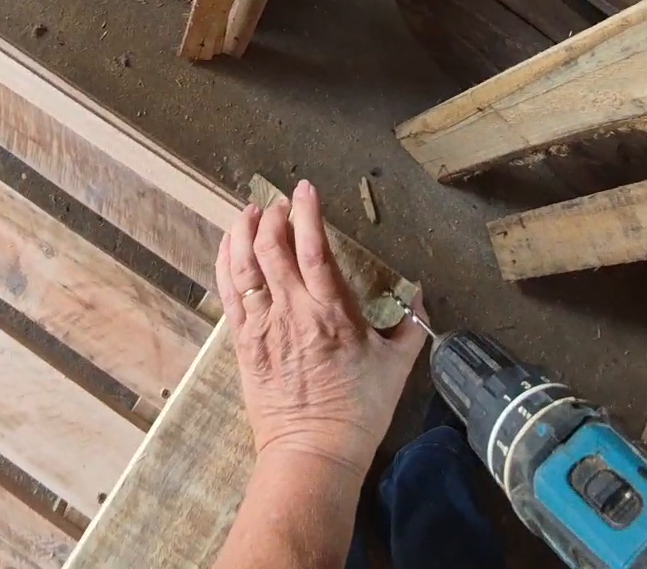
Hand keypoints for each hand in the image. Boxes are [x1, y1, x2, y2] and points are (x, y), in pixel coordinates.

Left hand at [216, 180, 428, 476]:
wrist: (312, 456)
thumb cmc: (357, 413)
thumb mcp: (395, 368)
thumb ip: (409, 326)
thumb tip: (421, 295)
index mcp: (331, 314)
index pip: (314, 249)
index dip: (307, 213)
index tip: (306, 189)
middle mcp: (292, 312)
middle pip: (272, 248)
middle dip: (273, 215)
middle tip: (281, 202)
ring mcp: (263, 326)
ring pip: (244, 265)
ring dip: (244, 231)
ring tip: (251, 211)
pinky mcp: (242, 341)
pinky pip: (229, 292)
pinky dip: (225, 261)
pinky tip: (229, 244)